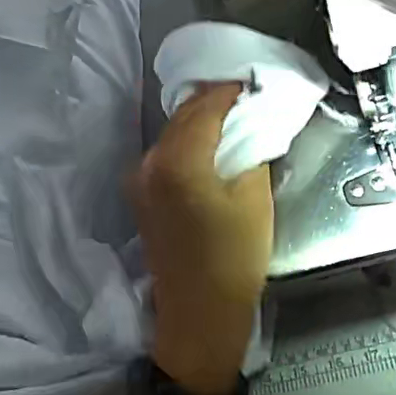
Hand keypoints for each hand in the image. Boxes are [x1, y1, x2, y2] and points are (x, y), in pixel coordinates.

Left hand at [135, 83, 273, 394]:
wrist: (200, 313)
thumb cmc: (234, 258)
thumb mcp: (254, 199)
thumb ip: (250, 151)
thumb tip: (250, 126)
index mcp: (177, 160)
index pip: (206, 105)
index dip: (232, 90)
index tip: (255, 81)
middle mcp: (149, 162)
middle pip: (184, 115)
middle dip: (215, 101)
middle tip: (248, 95)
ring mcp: (140, 180)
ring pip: (173, 134)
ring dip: (201, 121)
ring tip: (235, 118)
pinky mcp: (141, 197)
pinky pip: (167, 155)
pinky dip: (190, 143)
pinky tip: (213, 147)